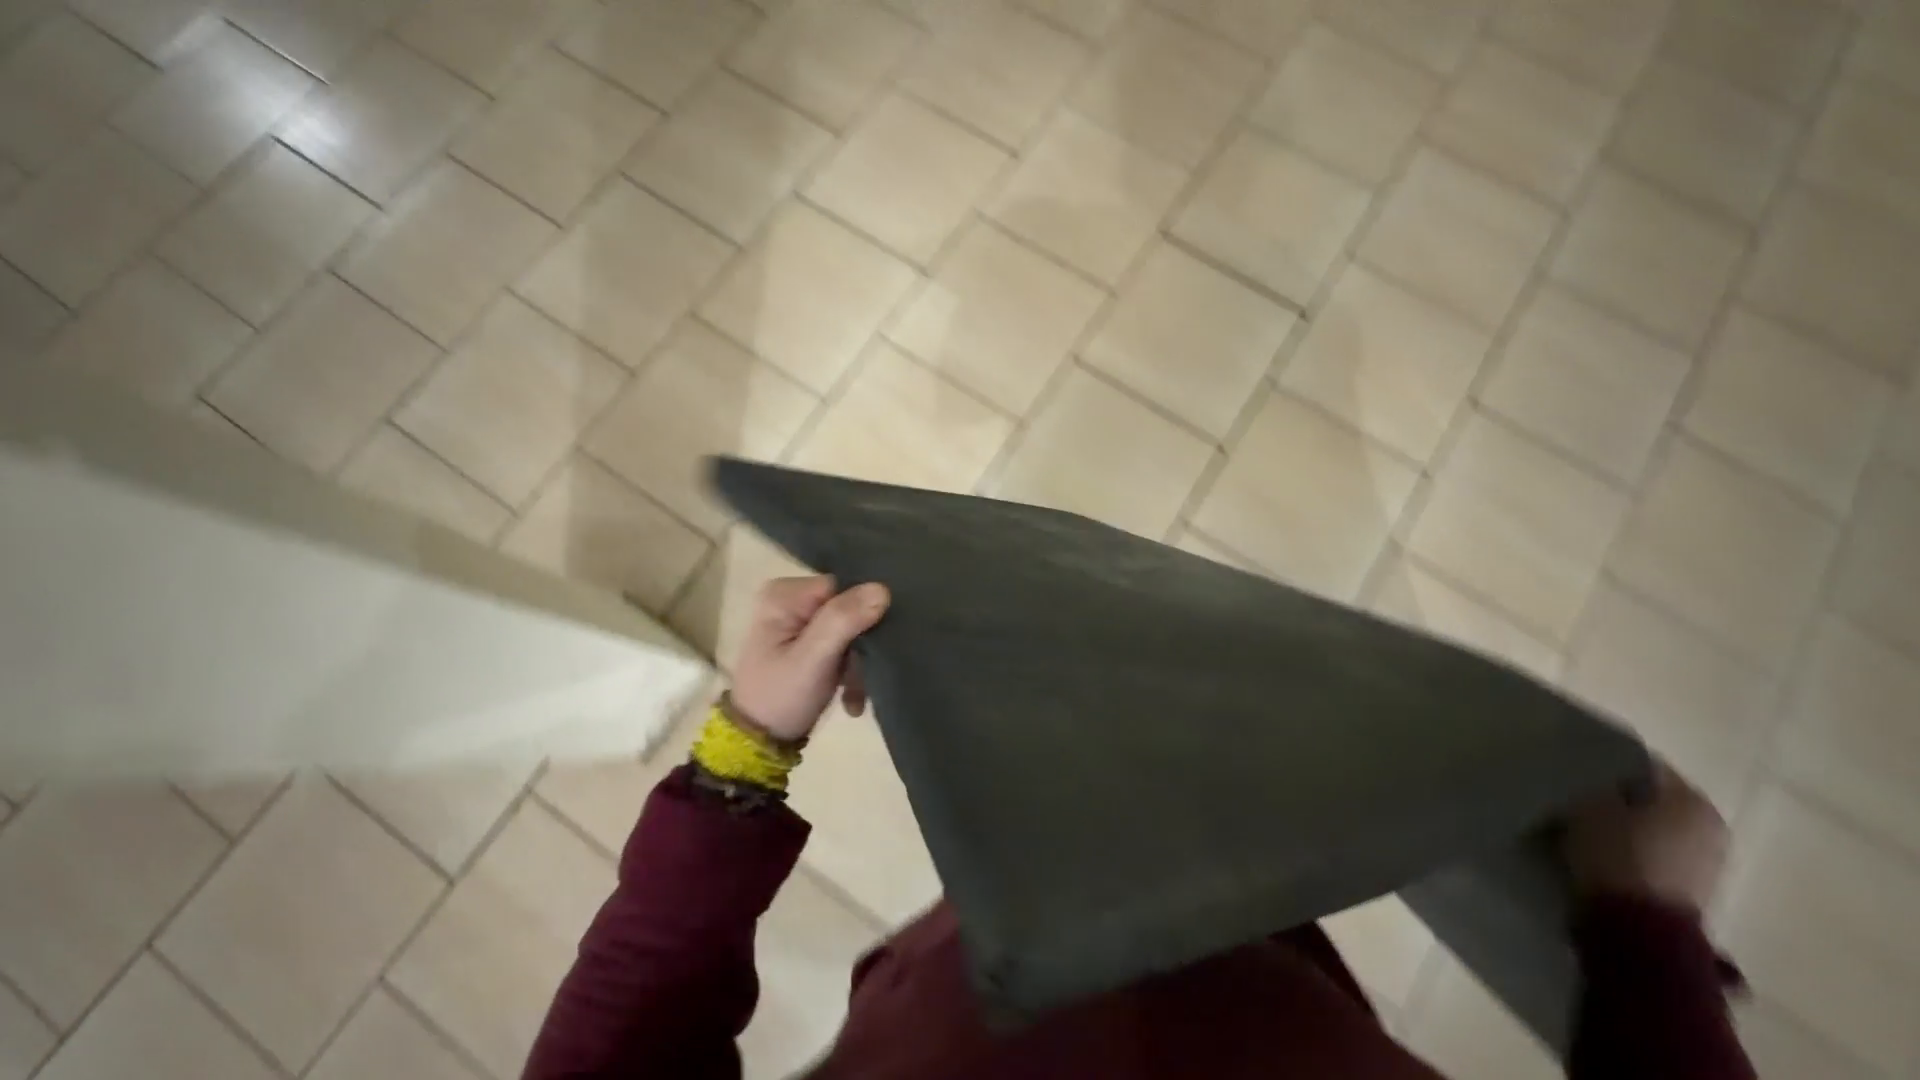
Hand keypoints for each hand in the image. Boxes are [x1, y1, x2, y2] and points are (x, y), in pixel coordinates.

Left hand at [730, 576, 890, 741]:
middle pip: (849, 610)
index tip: (874, 650)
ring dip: (858, 666)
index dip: (864, 616)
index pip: (844, 588)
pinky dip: (850, 671)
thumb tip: (882, 588)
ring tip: (855, 698)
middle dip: (861, 649)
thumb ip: (843, 621)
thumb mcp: (812, 660)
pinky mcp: (808, 641)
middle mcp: (791, 599)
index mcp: (784, 594)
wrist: (758, 742)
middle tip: (863, 683)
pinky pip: (843, 645)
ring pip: (851, 631)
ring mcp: (799, 621)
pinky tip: (851, 698)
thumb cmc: (779, 698)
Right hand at [1562, 764, 1728, 914]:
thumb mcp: (1589, 808)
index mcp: (1690, 797)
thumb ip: (1598, 789)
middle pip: (1657, 800)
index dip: (1610, 765)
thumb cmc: (1616, 855)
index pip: (1644, 766)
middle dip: (1625, 801)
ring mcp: (1712, 860)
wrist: (1641, 927)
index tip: (1582, 773)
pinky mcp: (1700, 890)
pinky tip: (1612, 858)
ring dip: (1634, 829)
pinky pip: (1664, 857)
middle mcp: (1711, 823)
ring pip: (1662, 830)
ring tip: (1596, 833)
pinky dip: (1642, 854)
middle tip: (1587, 802)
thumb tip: (1602, 786)